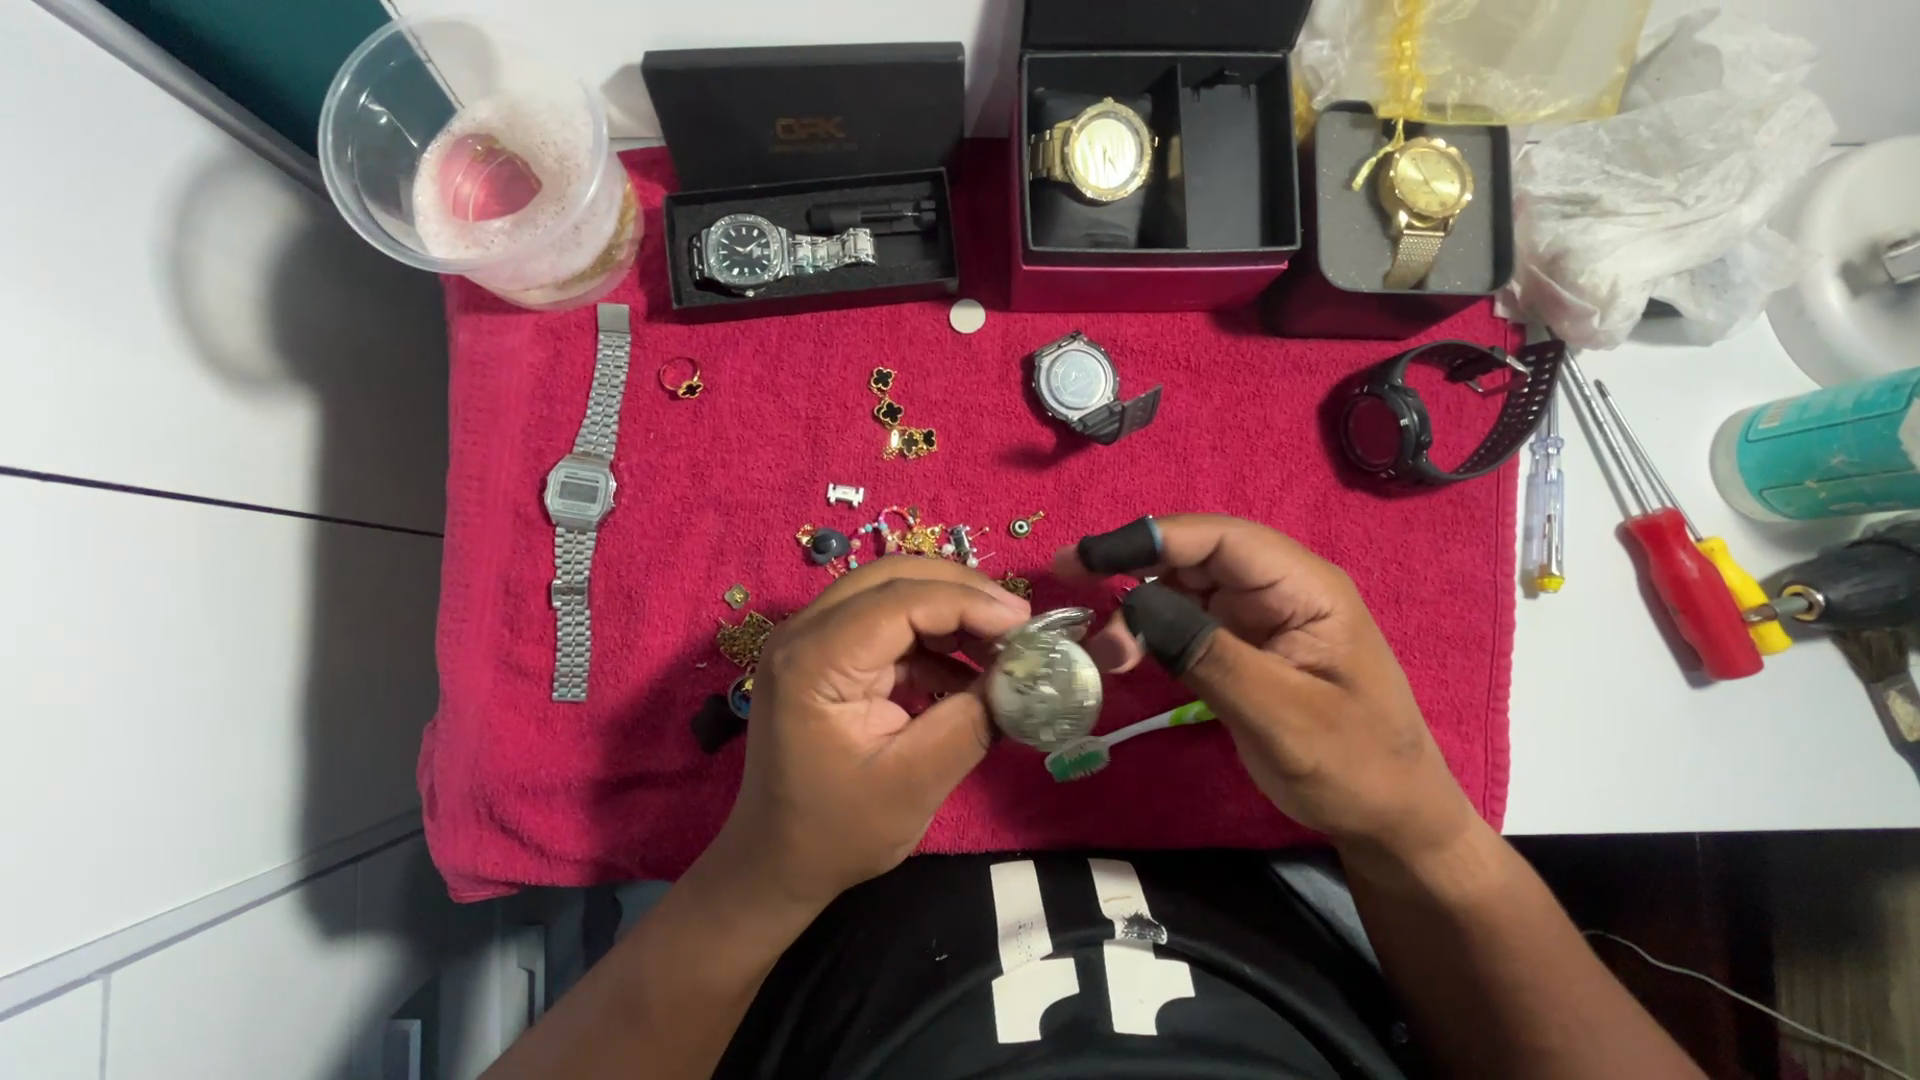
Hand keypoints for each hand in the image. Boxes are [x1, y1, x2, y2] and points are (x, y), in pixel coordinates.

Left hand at [708, 557, 1030, 908]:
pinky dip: (935, 638)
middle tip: (1018, 623)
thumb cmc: (837, 832)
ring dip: (951, 612)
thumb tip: (1023, 676)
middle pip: (893, 578)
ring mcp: (813, 641)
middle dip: (962, 592)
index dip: (969, 604)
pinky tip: (972, 670)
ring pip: (893, 594)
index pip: (900, 601)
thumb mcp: (915, 784)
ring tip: (1004, 646)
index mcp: (813, 662)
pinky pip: (889, 625)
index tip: (1026, 626)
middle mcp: (804, 634)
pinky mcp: (829, 657)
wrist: (776, 861)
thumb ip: (972, 723)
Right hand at [1055, 514, 1480, 865]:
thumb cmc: (1352, 766)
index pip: (1220, 539)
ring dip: (1136, 609)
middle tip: (1070, 585)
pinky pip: (1186, 622)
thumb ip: (1207, 654)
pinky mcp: (1242, 645)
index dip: (1149, 538)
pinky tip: (1123, 653)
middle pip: (1194, 556)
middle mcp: (1279, 589)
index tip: (1086, 558)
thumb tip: (1133, 602)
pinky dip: (1149, 632)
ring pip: (1182, 588)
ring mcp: (1260, 616)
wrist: (1390, 819)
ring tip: (1106, 652)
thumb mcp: (1279, 715)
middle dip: (1133, 568)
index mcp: (1305, 588)